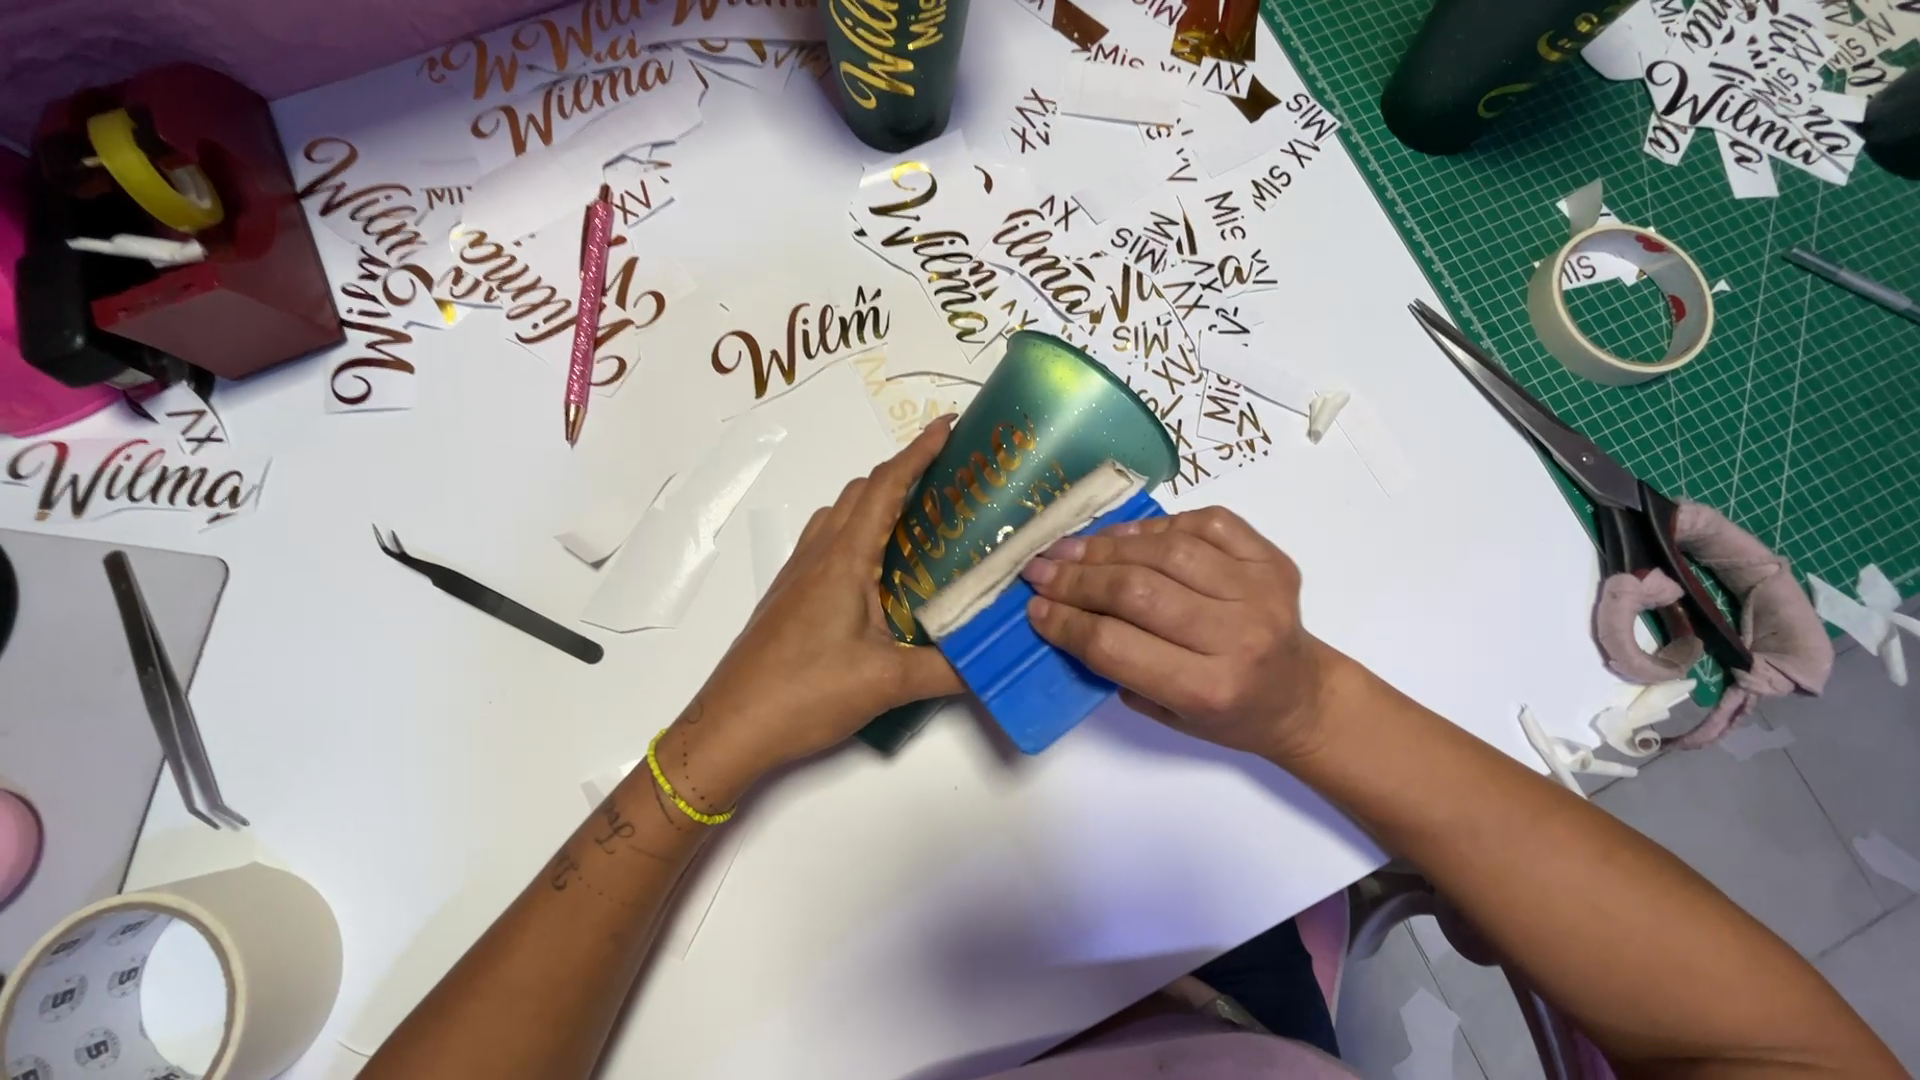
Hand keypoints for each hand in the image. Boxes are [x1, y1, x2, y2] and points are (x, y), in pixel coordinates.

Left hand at [678, 418, 963, 778]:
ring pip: (838, 515)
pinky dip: (856, 533)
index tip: (948, 426)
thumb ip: (947, 670)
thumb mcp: (886, 683)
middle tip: (946, 479)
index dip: (918, 452)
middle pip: (859, 492)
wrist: (729, 727)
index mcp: (844, 561)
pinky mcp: (788, 597)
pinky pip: (826, 543)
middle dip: (902, 472)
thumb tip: (994, 659)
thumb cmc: (804, 694)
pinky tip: (875, 570)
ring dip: (874, 501)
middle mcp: (818, 556)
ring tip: (916, 519)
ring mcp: (797, 575)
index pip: (885, 487)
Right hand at [1020, 506, 1333, 760]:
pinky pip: (1204, 523)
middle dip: (1076, 578)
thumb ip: (1116, 665)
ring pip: (1166, 551)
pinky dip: (1156, 526)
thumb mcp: (1165, 712)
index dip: (1065, 622)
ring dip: (1107, 546)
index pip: (1115, 645)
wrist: (1301, 695)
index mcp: (1208, 688)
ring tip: (1070, 547)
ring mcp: (1259, 591)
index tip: (1033, 607)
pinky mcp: (1271, 559)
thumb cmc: (1227, 715)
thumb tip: (1061, 609)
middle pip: (1137, 592)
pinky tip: (1123, 536)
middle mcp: (1237, 636)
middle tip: (1039, 569)